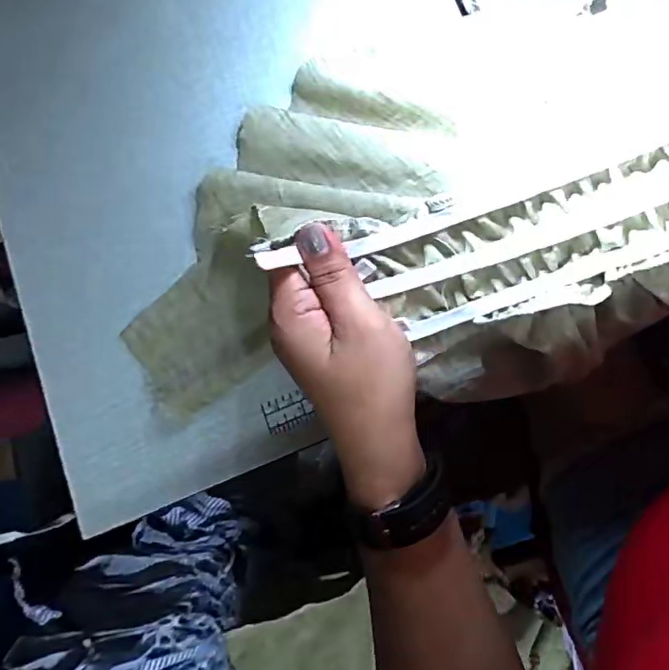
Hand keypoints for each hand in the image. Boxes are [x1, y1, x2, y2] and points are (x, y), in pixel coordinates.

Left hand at [268, 221, 422, 508]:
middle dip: (335, 261)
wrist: (381, 439)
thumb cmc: (374, 380)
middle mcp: (286, 325)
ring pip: (320, 292)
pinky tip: (376, 302)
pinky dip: (351, 300)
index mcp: (288, 315)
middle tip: (377, 258)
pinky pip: (330, 311)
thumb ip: (334, 275)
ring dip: (347, 281)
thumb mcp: (360, 320)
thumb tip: (310, 230)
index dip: (317, 243)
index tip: (356, 241)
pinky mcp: (323, 350)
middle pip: (302, 274)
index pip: (287, 259)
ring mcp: (305, 340)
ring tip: (382, 276)